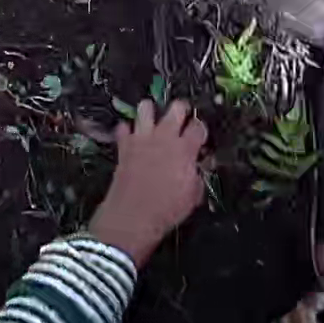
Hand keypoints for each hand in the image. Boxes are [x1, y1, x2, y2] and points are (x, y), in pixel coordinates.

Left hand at [88, 98, 206, 266]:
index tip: (198, 135)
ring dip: (150, 111)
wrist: (133, 214)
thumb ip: (198, 175)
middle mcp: (164, 136)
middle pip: (175, 107)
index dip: (200, 128)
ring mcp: (142, 137)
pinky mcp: (124, 144)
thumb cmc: (168, 208)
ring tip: (152, 118)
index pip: (198, 126)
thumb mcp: (193, 196)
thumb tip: (200, 164)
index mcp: (185, 148)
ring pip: (145, 108)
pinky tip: (130, 136)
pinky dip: (127, 130)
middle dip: (180, 108)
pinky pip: (123, 127)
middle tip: (180, 115)